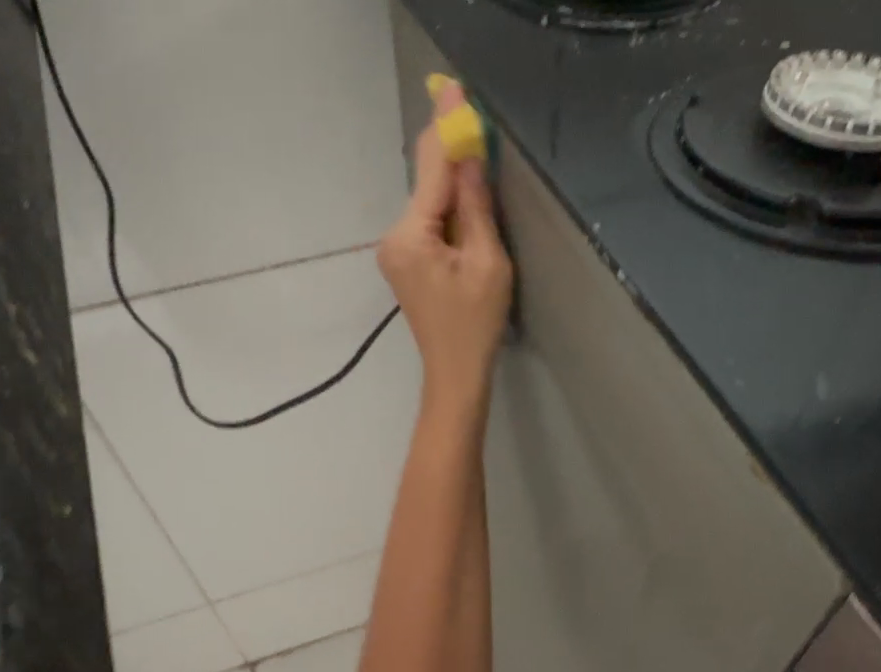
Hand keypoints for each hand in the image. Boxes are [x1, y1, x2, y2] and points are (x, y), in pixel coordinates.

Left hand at [377, 78, 513, 403]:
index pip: (432, 170)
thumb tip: (471, 157)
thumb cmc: (475, 323)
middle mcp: (394, 236)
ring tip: (478, 162)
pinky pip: (428, 223)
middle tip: (473, 117)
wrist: (454, 373)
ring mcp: (395, 251)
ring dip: (453, 186)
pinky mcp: (404, 263)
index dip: (447, 128)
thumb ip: (476, 207)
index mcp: (411, 235)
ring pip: (429, 204)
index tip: (454, 88)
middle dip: (452, 156)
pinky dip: (448, 210)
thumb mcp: (486, 261)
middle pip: (427, 184)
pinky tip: (468, 202)